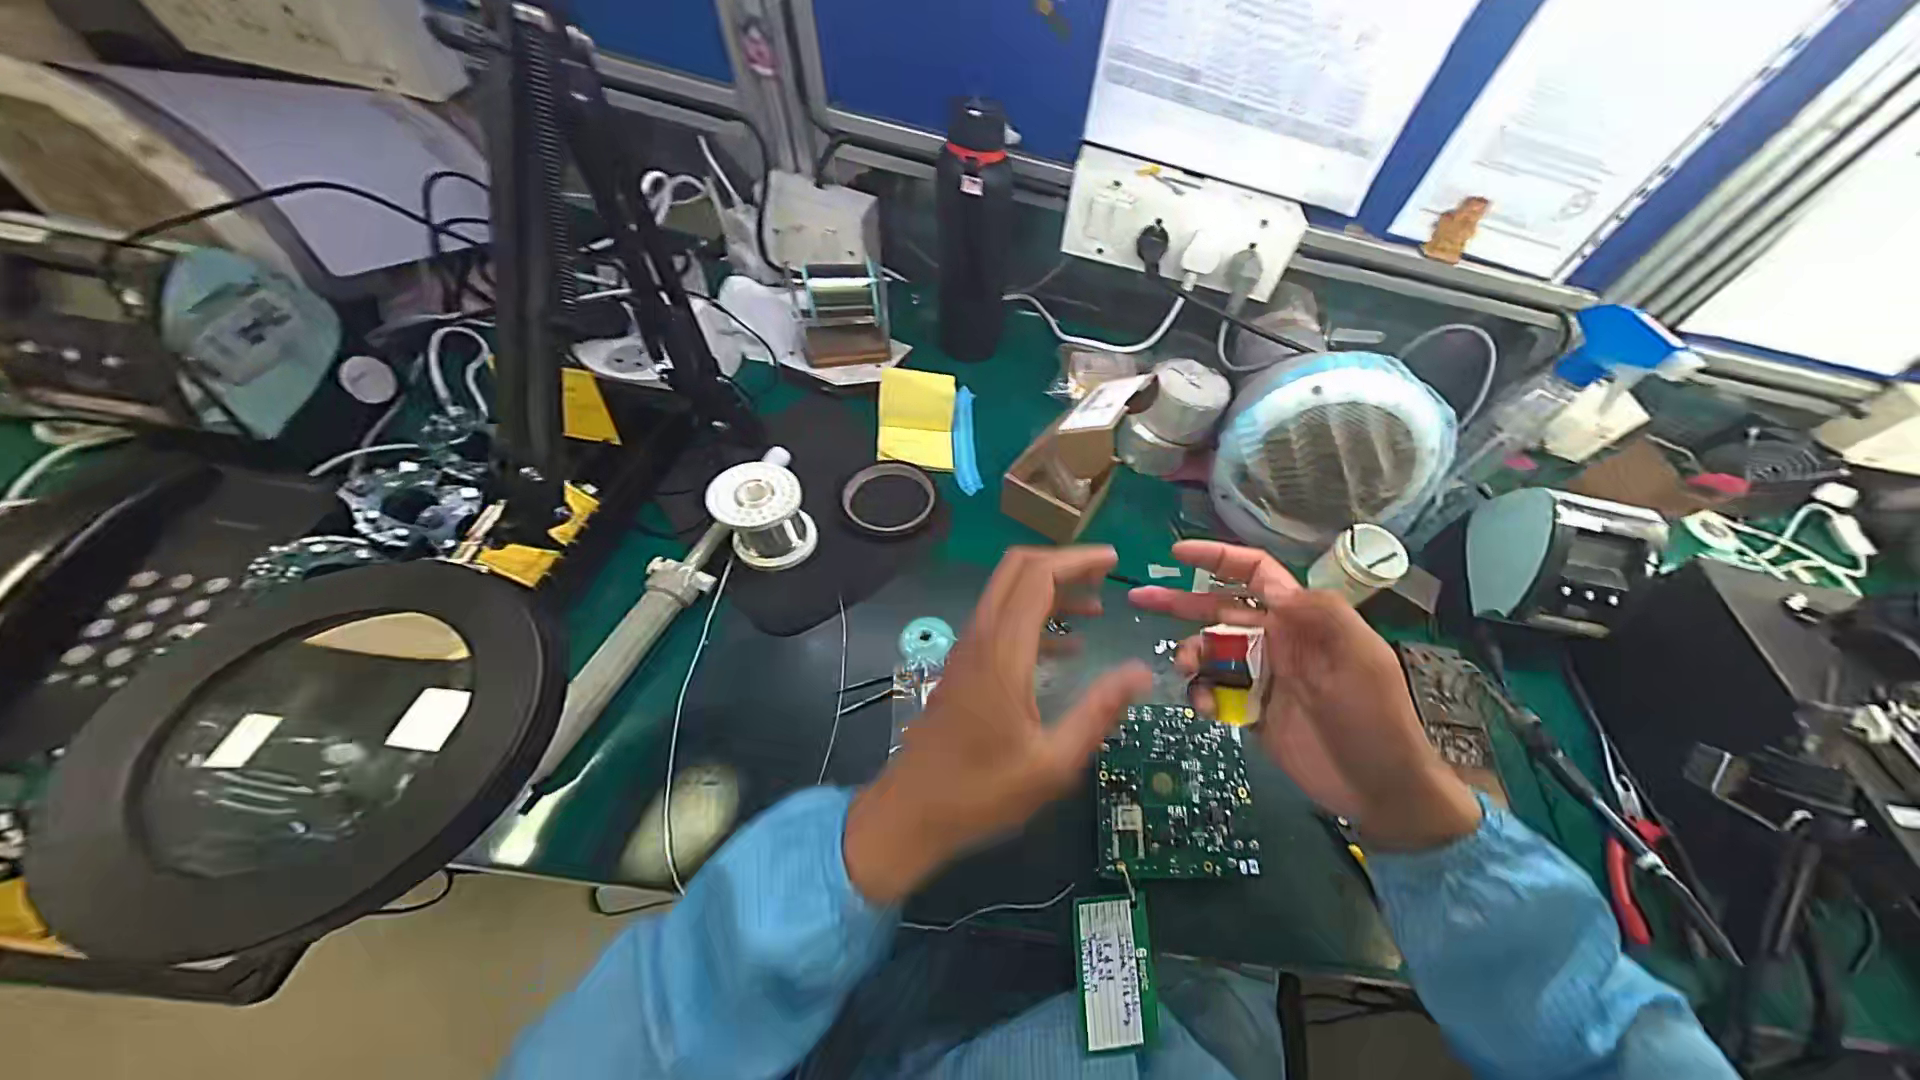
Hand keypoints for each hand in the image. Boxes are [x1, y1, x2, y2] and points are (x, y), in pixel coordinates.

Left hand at [844, 547, 1152, 904]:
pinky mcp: (964, 666)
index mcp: (1002, 651)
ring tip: (1096, 607)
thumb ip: (1098, 711)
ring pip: (1007, 594)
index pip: (1037, 577)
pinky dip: (1035, 620)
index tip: (1113, 560)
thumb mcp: (1053, 762)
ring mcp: (968, 650)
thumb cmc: (982, 791)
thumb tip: (1140, 672)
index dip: (1076, 560)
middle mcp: (981, 638)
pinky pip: (1001, 623)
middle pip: (1017, 570)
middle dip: (1062, 563)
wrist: (911, 811)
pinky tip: (1068, 648)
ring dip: (1049, 591)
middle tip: (1104, 575)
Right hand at [1130, 540, 1480, 851]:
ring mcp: (1260, 676)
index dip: (1218, 558)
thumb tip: (1274, 586)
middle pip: (1218, 609)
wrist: (1381, 791)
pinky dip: (1201, 694)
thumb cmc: (1376, 719)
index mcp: (1301, 620)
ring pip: (1209, 652)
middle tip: (1139, 598)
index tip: (1178, 553)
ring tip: (1184, 667)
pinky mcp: (1249, 710)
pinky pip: (1212, 691)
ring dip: (1190, 653)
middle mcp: (1275, 641)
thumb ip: (1321, 614)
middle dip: (1179, 602)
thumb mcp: (1361, 659)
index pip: (1254, 574)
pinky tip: (1204, 707)